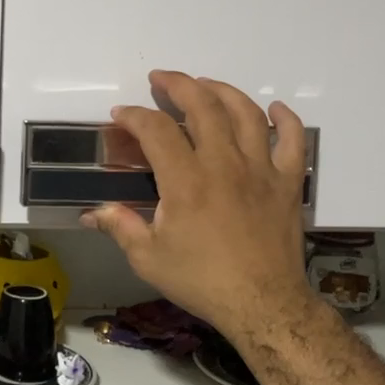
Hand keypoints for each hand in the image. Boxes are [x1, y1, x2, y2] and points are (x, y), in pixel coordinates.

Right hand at [82, 70, 313, 336]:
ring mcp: (261, 170)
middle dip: (178, 84)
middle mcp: (224, 165)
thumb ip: (120, 226)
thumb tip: (92, 212)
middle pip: (203, 105)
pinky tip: (272, 110)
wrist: (264, 305)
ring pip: (245, 113)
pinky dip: (283, 119)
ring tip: (204, 85)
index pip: (156, 129)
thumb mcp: (148, 258)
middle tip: (161, 79)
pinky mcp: (288, 183)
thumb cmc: (202, 281)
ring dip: (222, 91)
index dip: (135, 115)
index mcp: (185, 181)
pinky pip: (292, 140)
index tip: (122, 115)